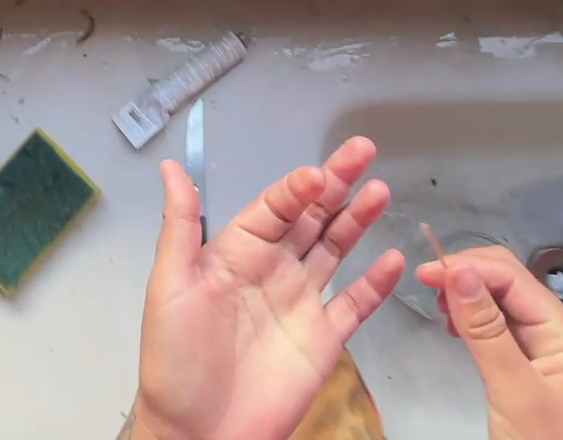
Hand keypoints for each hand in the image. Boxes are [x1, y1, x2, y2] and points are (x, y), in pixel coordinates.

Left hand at [126, 137, 404, 439]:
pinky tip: (393, 258)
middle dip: (337, 183)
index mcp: (237, 249)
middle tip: (363, 150)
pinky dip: (374, 283)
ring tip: (380, 190)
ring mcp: (300, 302)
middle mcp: (273, 267)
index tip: (319, 172)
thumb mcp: (171, 282)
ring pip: (335, 249)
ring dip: (358, 220)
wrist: (195, 434)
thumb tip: (169, 166)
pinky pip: (354, 304)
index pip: (275, 206)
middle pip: (311, 216)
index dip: (298, 187)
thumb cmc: (175, 356)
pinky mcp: (322, 340)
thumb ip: (179, 223)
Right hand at [417, 247, 562, 439]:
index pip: (515, 279)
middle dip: (469, 278)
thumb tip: (455, 267)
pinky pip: (504, 333)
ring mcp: (553, 361)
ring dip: (470, 298)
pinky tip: (458, 331)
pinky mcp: (537, 378)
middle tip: (427, 290)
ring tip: (440, 312)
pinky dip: (477, 323)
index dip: (468, 267)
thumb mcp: (515, 396)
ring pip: (505, 307)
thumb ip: (485, 330)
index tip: (422, 275)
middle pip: (512, 287)